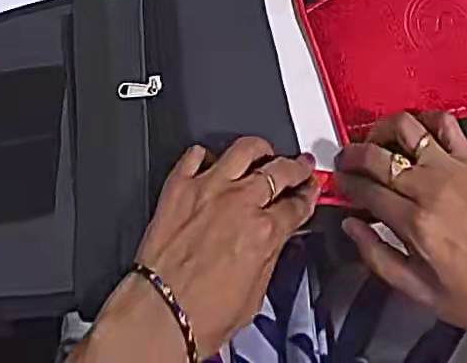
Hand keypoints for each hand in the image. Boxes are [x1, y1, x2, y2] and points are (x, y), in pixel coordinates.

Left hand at [75, 137, 320, 362]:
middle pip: (280, 169)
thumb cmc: (200, 317)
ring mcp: (209, 188)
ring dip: (260, 149)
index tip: (309, 192)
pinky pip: (196, 154)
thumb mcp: (254, 296)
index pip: (296, 204)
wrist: (158, 316)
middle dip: (297, 167)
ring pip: (244, 149)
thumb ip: (268, 256)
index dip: (308, 196)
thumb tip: (273, 240)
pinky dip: (206, 154)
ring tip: (264, 151)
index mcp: (263, 232)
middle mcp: (239, 202)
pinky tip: (212, 159)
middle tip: (301, 166)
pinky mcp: (180, 185)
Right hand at [337, 112, 466, 362]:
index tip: (341, 181)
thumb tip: (351, 226)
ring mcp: (453, 171)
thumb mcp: (415, 291)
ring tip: (375, 140)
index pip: (367, 188)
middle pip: (378, 155)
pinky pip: (446, 124)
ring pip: (407, 127)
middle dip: (354, 154)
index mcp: (416, 224)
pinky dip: (426, 118)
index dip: (347, 182)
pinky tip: (415, 129)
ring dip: (383, 128)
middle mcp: (433, 190)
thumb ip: (376, 256)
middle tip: (348, 159)